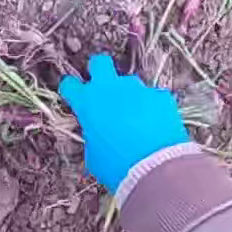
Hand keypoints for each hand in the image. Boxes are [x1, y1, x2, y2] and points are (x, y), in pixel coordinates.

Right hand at [58, 54, 190, 192]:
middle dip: (99, 71)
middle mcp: (112, 89)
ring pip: (130, 84)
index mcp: (88, 103)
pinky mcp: (161, 96)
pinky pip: (153, 98)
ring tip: (136, 120)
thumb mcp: (94, 156)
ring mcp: (139, 90)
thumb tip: (98, 134)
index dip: (72, 90)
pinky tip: (155, 126)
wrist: (155, 168)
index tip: (75, 96)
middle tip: (102, 90)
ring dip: (129, 97)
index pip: (70, 85)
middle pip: (100, 63)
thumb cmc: (117, 166)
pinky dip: (152, 108)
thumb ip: (93, 137)